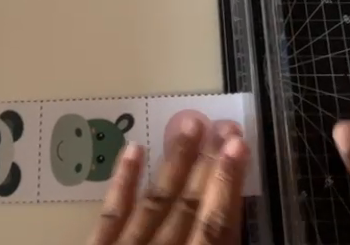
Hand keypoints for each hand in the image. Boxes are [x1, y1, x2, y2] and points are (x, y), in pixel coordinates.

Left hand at [86, 115, 249, 244]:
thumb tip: (232, 219)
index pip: (215, 226)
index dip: (227, 183)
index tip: (238, 143)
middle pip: (186, 206)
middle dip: (207, 164)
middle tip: (222, 124)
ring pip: (154, 200)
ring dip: (174, 161)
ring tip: (190, 124)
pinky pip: (110, 213)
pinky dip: (123, 180)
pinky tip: (134, 148)